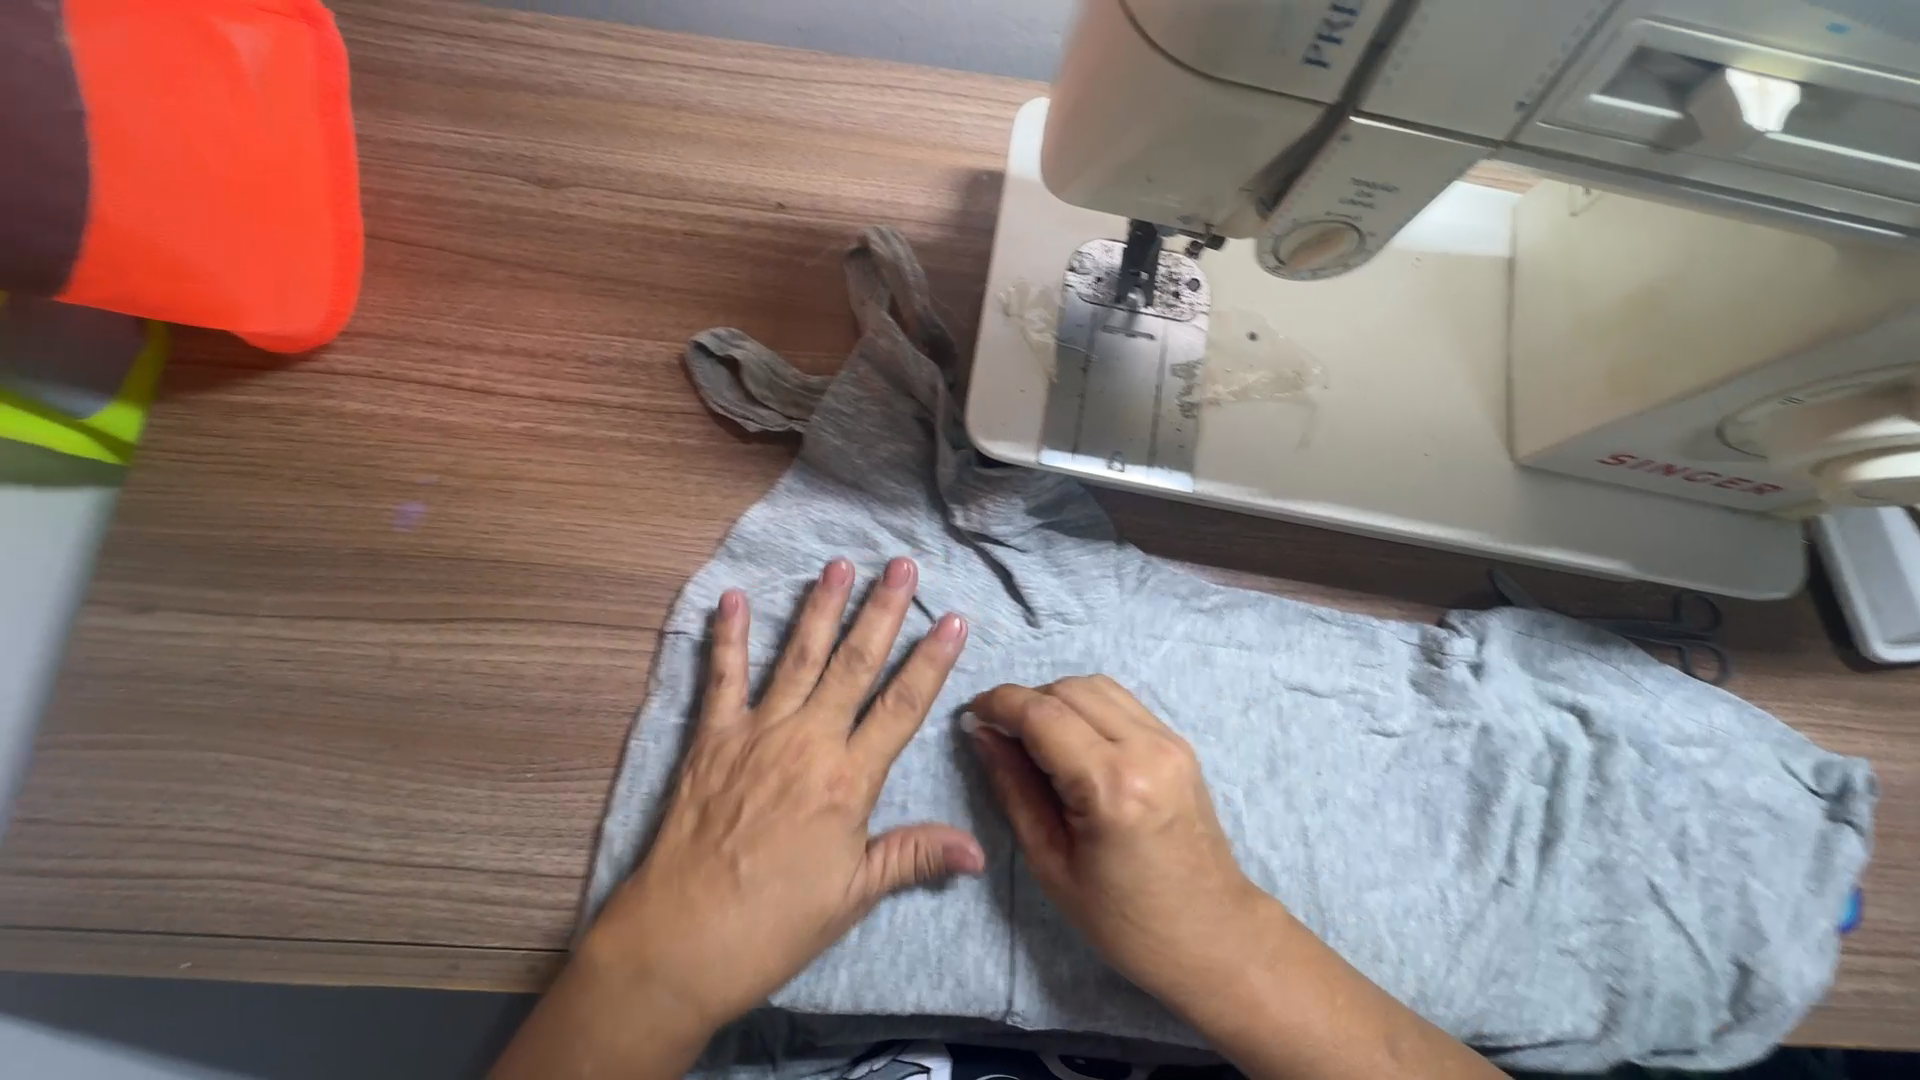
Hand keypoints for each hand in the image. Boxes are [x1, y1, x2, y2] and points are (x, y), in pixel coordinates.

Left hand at [587, 556, 980, 1029]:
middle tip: (901, 565)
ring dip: (820, 608)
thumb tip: (980, 850)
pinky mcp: (712, 738)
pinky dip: (727, 637)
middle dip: (882, 611)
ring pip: (797, 657)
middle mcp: (808, 741)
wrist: (680, 940)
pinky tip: (732, 598)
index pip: (902, 705)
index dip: (932, 660)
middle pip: (854, 664)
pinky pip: (722, 677)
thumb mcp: (853, 894)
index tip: (953, 619)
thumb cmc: (775, 923)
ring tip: (838, 565)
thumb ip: (914, 856)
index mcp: (848, 779)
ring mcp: (757, 733)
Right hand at [966, 677, 1265, 1003]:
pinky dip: (1086, 708)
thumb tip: (981, 732)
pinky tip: (1073, 742)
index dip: (998, 704)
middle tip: (1001, 734)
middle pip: (1068, 689)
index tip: (972, 714)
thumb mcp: (1050, 861)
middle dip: (1025, 701)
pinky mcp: (1179, 744)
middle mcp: (1146, 749)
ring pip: (1095, 686)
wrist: (1211, 935)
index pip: (1041, 714)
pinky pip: (1121, 702)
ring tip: (1035, 738)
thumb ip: (1012, 786)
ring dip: (1056, 700)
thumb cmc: (1122, 918)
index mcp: (1111, 786)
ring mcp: (1169, 741)